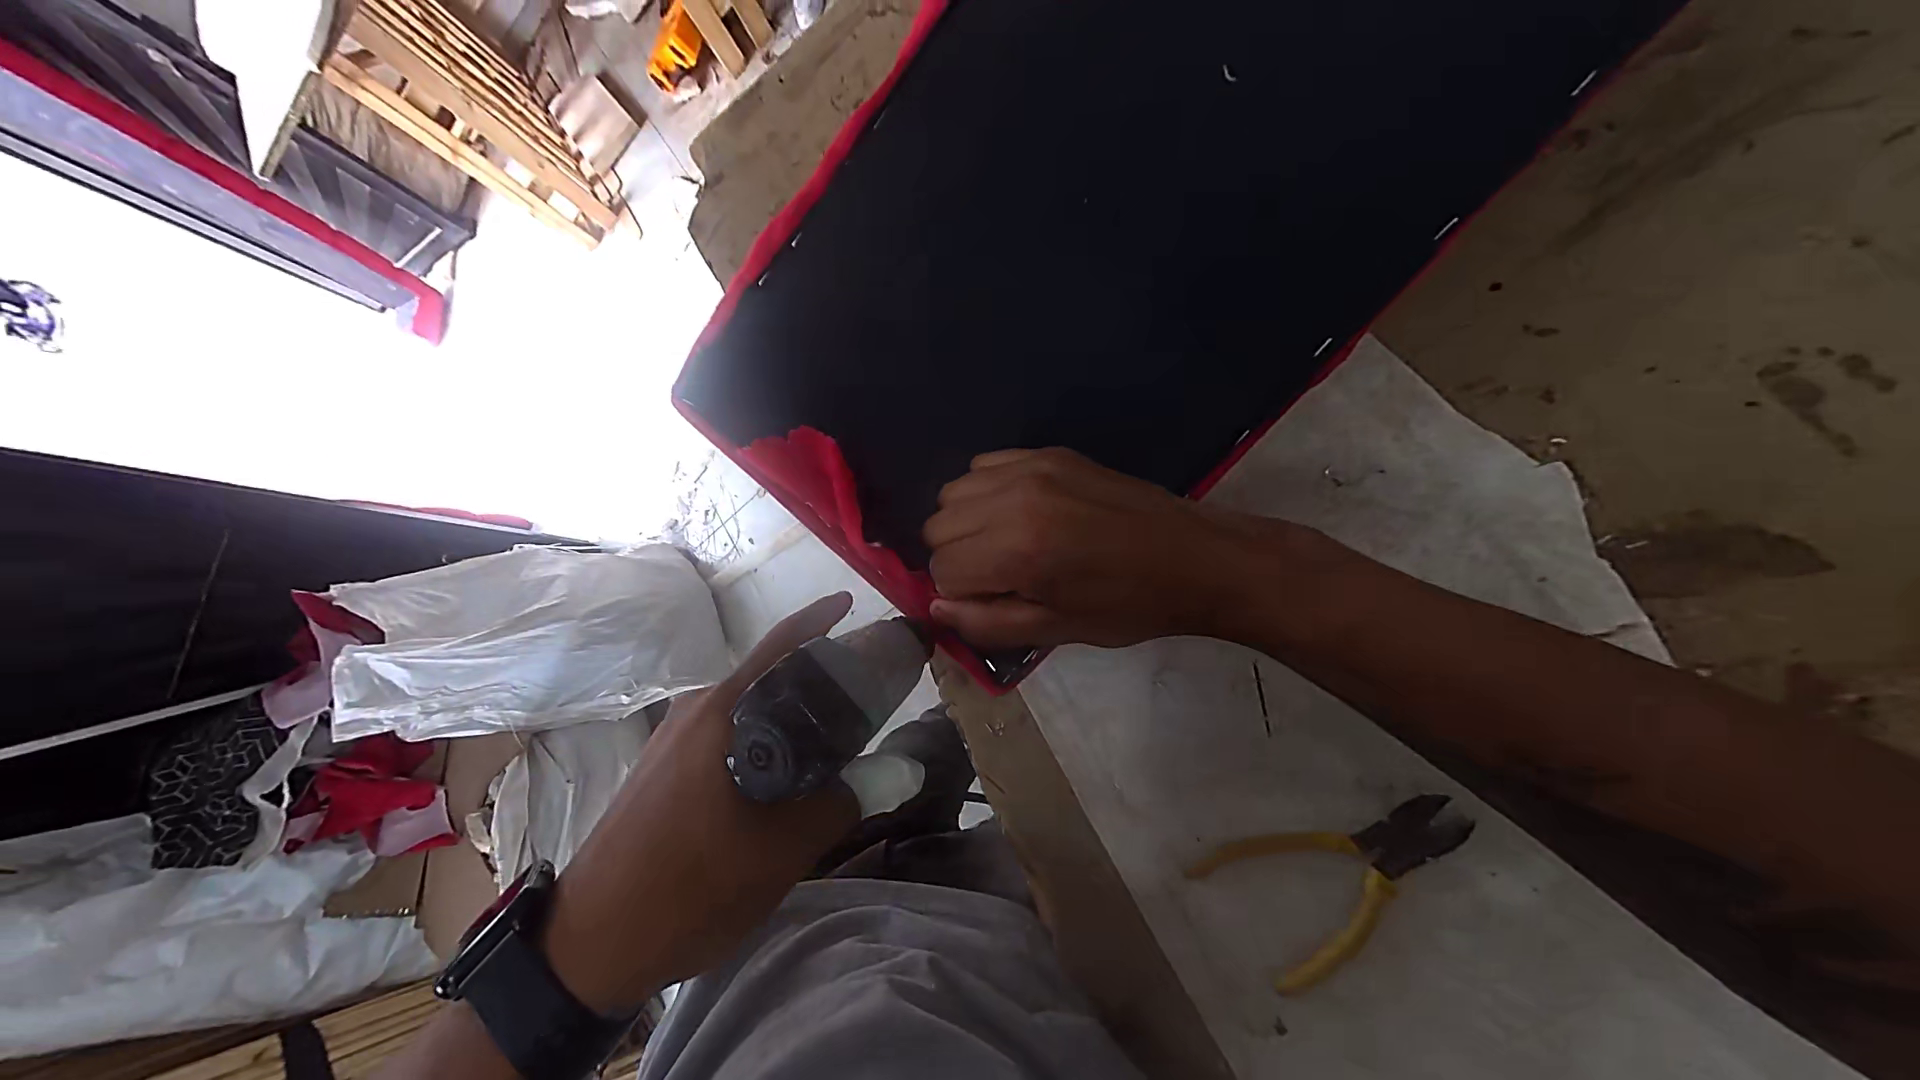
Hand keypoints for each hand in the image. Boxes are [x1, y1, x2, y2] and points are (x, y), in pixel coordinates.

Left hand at [539, 593, 861, 1010]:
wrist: (587, 946)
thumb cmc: (689, 887)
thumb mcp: (781, 851)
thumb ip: (842, 802)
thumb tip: (898, 771)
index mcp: (720, 714)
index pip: (778, 646)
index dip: (817, 620)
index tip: (850, 604)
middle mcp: (694, 712)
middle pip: (764, 674)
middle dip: (812, 672)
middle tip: (859, 687)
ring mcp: (672, 740)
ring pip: (745, 707)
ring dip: (787, 709)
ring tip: (832, 731)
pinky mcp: (663, 767)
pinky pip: (725, 733)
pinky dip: (762, 735)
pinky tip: (784, 770)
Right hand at [922, 448, 1278, 648]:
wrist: (1193, 557)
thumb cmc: (1128, 605)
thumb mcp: (1057, 631)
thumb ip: (986, 623)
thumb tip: (935, 607)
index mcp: (1018, 553)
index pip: (941, 570)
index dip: (959, 593)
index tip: (991, 599)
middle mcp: (1014, 501)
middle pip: (937, 527)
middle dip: (957, 558)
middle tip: (998, 574)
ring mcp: (1031, 469)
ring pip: (953, 494)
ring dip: (966, 524)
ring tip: (1006, 542)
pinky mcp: (1047, 453)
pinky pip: (983, 465)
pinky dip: (985, 491)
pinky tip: (1019, 511)